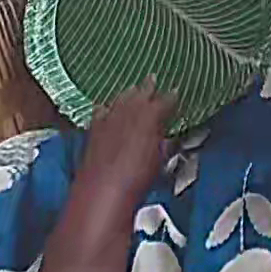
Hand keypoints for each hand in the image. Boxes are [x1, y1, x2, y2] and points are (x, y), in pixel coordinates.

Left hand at [77, 79, 175, 211]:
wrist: (102, 192)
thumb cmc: (137, 179)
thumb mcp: (160, 161)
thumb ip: (164, 143)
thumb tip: (167, 138)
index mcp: (151, 114)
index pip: (166, 99)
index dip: (172, 96)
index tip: (176, 93)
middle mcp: (130, 109)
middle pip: (142, 91)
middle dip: (149, 85)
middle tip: (153, 78)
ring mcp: (110, 116)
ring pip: (122, 96)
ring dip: (129, 93)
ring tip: (133, 90)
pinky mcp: (95, 127)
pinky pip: (102, 110)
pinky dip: (107, 108)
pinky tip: (106, 108)